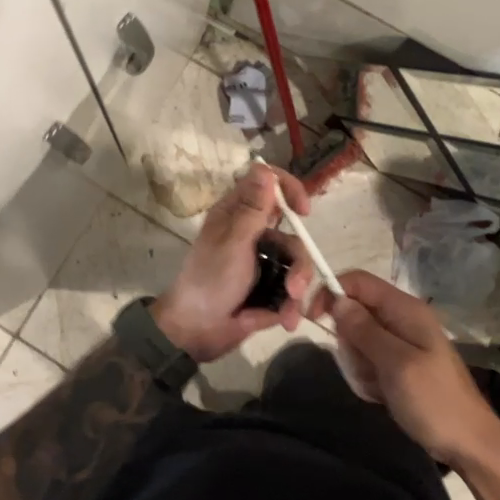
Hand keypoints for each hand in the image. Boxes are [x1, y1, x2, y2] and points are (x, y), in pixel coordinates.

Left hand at [149, 163, 316, 361]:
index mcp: (237, 215)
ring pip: (297, 265)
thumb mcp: (233, 242)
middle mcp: (252, 235)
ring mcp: (262, 264)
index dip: (289, 191)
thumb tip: (264, 168)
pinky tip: (285, 321)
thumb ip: (253, 208)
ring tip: (287, 312)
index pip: (269, 187)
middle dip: (299, 263)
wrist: (196, 331)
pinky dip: (290, 307)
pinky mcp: (269, 291)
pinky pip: (292, 292)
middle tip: (295, 287)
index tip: (303, 211)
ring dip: (297, 289)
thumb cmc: (209, 280)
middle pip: (293, 235)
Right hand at [328, 269, 499, 466]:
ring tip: (375, 385)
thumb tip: (337, 300)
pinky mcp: (398, 364)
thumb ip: (365, 330)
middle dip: (347, 338)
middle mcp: (402, 318)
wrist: (469, 444)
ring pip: (357, 338)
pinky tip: (380, 394)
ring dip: (357, 362)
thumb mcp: (396, 364)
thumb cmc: (435, 401)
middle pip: (354, 311)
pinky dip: (367, 376)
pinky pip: (367, 359)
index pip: (357, 281)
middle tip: (360, 365)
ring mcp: (401, 342)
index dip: (331, 291)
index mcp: (405, 309)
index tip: (310, 317)